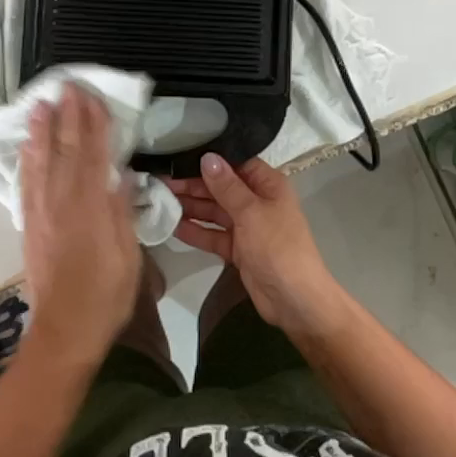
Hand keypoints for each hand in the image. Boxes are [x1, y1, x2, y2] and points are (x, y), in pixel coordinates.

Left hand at [18, 87, 140, 365]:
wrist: (64, 330)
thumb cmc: (105, 294)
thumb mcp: (128, 255)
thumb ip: (122, 212)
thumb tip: (123, 174)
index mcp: (91, 206)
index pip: (94, 154)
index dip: (94, 124)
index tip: (94, 97)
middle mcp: (63, 201)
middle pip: (66, 150)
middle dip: (68, 116)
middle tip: (67, 86)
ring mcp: (42, 211)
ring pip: (41, 161)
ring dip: (42, 130)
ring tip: (40, 103)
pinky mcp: (29, 224)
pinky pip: (26, 183)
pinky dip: (26, 160)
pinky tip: (27, 145)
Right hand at [164, 153, 343, 334]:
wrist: (294, 300)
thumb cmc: (277, 247)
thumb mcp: (251, 212)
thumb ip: (226, 186)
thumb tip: (207, 157)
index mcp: (267, 185)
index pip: (235, 163)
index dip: (210, 160)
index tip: (179, 156)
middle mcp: (257, 201)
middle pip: (221, 187)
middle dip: (193, 185)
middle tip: (161, 182)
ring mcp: (247, 226)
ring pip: (214, 211)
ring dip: (191, 207)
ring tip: (161, 201)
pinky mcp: (238, 249)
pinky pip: (213, 234)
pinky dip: (196, 231)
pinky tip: (174, 226)